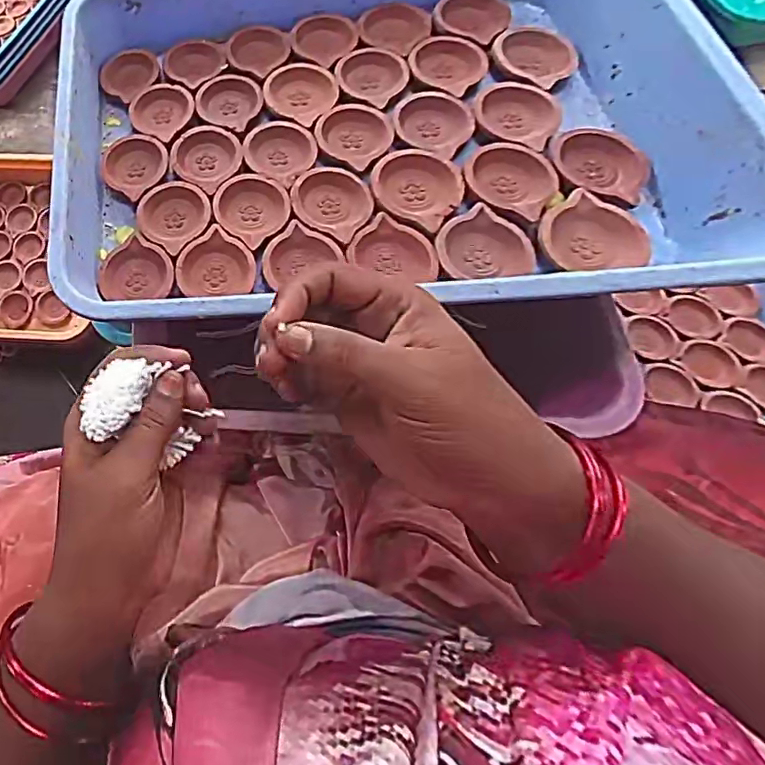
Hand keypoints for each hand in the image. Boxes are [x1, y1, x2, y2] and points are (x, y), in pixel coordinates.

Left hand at [30, 349, 210, 653]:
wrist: (106, 595)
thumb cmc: (106, 533)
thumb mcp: (129, 473)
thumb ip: (152, 424)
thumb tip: (172, 376)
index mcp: (89, 421)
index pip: (116, 371)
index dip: (148, 360)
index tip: (183, 361)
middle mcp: (111, 428)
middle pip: (144, 387)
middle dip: (172, 383)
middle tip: (200, 398)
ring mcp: (136, 449)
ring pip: (164, 410)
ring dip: (187, 405)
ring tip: (207, 415)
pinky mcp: (158, 470)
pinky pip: (178, 437)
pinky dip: (195, 431)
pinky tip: (210, 435)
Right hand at [255, 265, 586, 574]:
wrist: (493, 485)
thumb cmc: (467, 418)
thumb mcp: (407, 379)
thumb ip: (343, 353)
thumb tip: (284, 333)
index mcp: (392, 303)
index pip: (330, 279)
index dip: (297, 294)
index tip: (277, 326)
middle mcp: (367, 324)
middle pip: (305, 307)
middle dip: (281, 327)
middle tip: (271, 360)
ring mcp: (352, 360)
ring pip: (297, 342)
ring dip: (277, 354)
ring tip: (276, 378)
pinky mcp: (341, 393)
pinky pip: (301, 374)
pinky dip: (285, 379)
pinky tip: (287, 393)